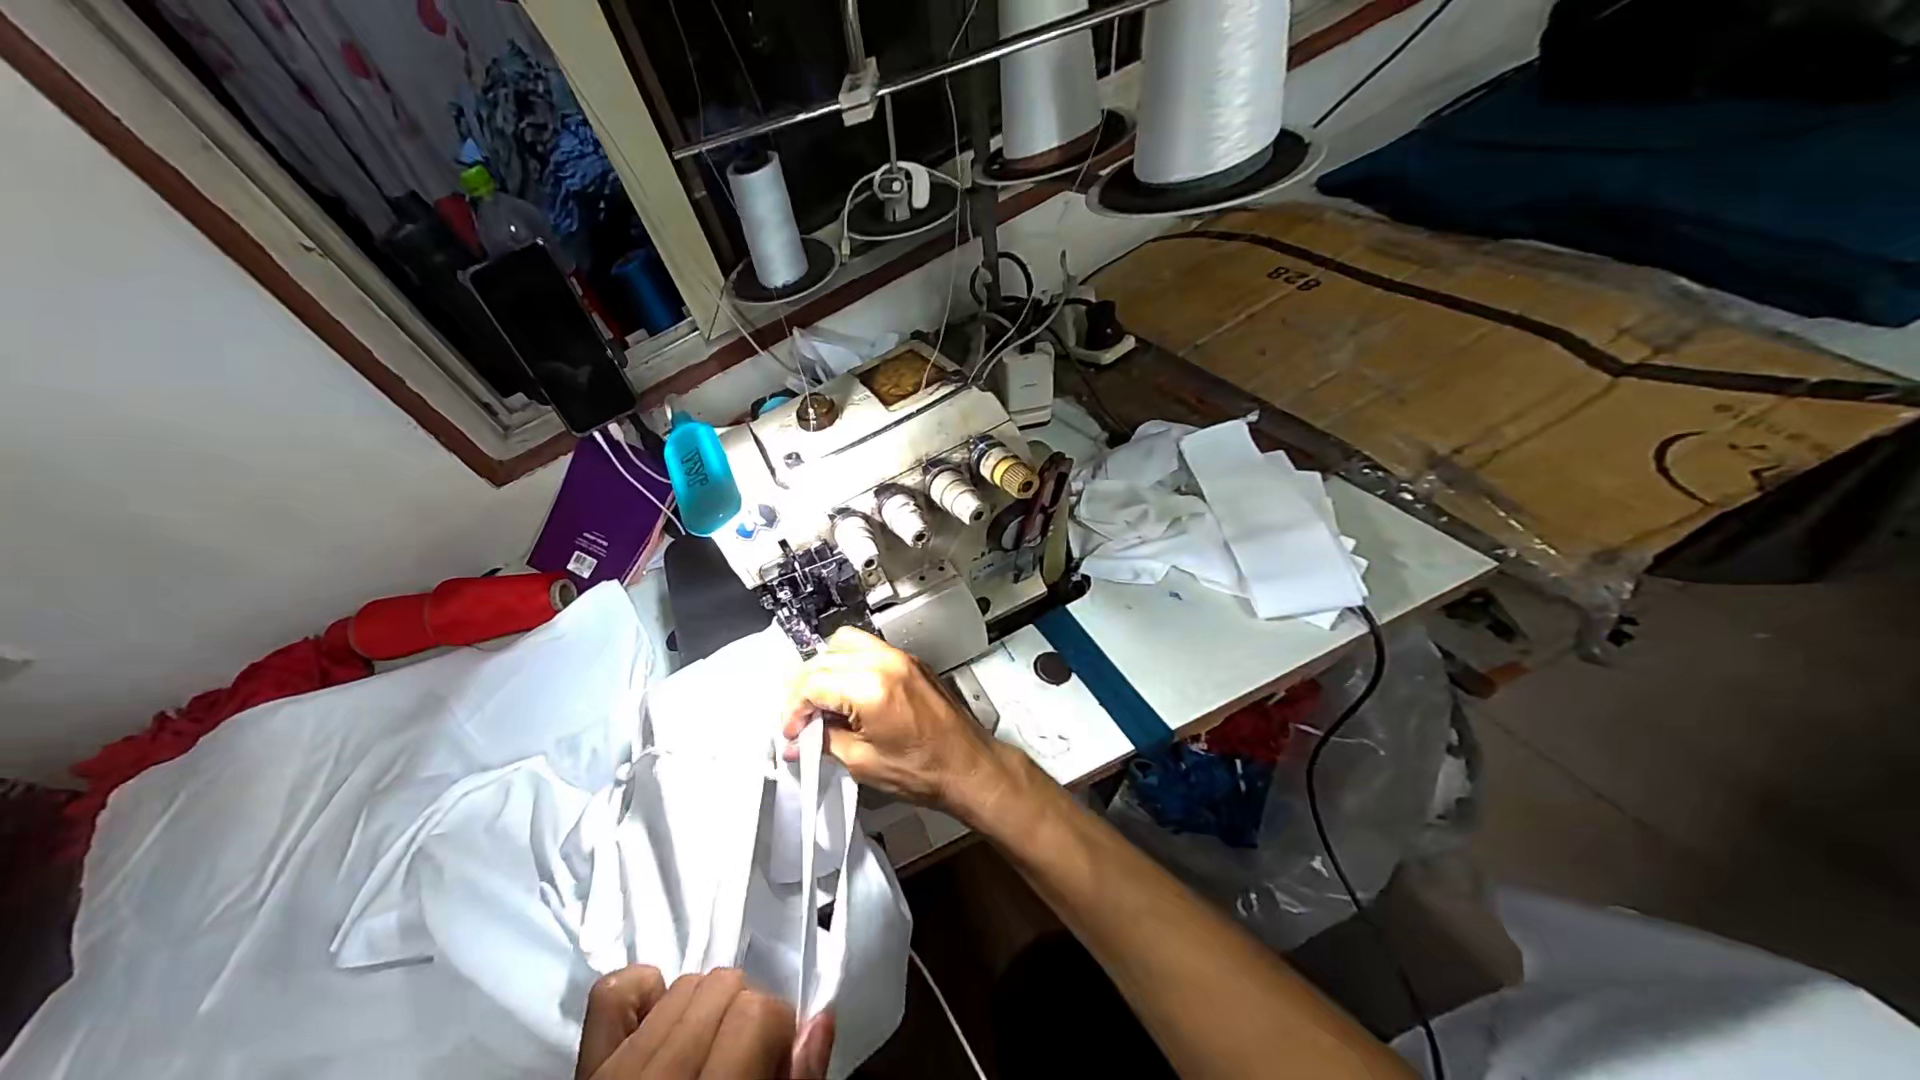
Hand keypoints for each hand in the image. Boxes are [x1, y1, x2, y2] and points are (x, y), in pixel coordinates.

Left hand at [576, 966, 833, 1079]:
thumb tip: (818, 1022)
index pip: (756, 1012)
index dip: (781, 1028)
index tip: (780, 1059)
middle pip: (723, 987)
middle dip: (748, 1014)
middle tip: (750, 1058)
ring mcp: (612, 1075)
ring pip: (683, 983)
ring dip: (706, 1007)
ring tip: (711, 1048)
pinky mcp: (585, 1069)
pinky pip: (614, 993)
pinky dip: (646, 995)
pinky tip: (664, 1024)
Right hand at [782, 627, 1014, 822]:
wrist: (969, 767)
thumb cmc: (927, 769)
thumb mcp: (863, 762)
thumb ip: (825, 742)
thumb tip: (802, 738)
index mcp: (871, 687)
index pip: (812, 682)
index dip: (794, 709)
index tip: (792, 730)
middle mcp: (886, 662)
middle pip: (824, 658)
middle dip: (805, 688)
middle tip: (801, 720)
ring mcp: (900, 658)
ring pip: (845, 643)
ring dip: (826, 669)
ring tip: (822, 704)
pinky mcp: (910, 662)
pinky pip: (869, 648)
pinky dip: (850, 664)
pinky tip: (847, 694)